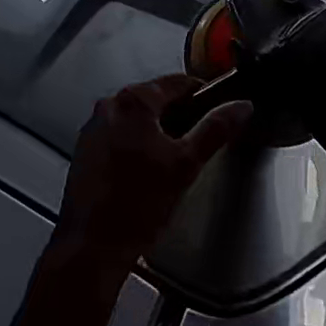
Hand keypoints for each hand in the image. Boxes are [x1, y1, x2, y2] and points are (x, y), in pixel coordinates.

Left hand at [13, 75, 251, 325]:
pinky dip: (136, 144)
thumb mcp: (186, 165)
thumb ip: (215, 130)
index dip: (202, 92)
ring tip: (174, 160)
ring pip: (136, 118)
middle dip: (179, 115)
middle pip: (155, 98)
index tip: (217, 103)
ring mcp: (94, 126)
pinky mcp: (87, 148)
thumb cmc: (134, 206)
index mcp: (133, 101)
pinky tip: (147, 172)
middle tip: (200, 138)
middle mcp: (109, 106)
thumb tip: (238, 108)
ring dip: (157, 131)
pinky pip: (118, 134)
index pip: (176, 82)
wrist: (92, 243)